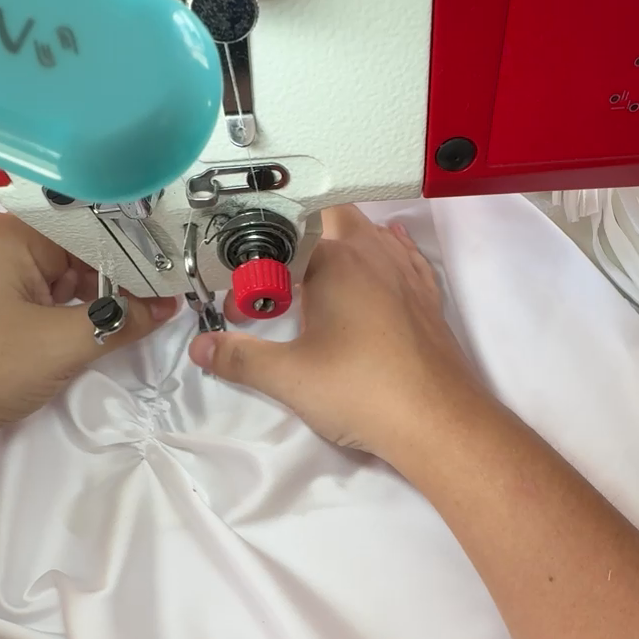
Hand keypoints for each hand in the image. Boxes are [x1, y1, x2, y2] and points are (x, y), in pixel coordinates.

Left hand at [0, 211, 177, 455]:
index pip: (87, 231)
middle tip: (159, 310)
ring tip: (129, 327)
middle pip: (71, 253)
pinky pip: (30, 302)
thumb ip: (122, 321)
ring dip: (86, 306)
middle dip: (112, 285)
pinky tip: (84, 339)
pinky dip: (59, 320)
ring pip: (52, 281)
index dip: (133, 258)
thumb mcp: (64, 345)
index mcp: (4, 232)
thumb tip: (169, 304)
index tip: (174, 282)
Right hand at [188, 205, 491, 456]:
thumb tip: (201, 348)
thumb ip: (240, 358)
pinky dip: (386, 251)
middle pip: (332, 217)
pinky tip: (386, 250)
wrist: (438, 421)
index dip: (255, 270)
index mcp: (336, 261)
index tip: (242, 308)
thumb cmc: (362, 391)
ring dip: (341, 241)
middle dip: (299, 237)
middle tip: (277, 274)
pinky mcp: (429, 298)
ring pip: (372, 233)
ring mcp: (407, 273)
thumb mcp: (289, 378)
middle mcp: (374, 254)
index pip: (284, 240)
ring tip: (318, 270)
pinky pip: (405, 256)